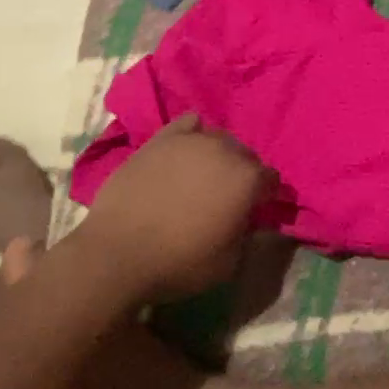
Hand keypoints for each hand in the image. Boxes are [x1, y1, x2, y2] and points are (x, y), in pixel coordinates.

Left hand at [76, 114, 271, 299]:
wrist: (116, 254)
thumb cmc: (178, 263)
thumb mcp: (229, 264)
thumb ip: (248, 235)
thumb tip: (251, 219)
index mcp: (248, 180)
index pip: (271, 180)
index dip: (264, 197)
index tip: (252, 212)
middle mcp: (226, 151)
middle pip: (246, 155)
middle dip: (243, 174)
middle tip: (225, 198)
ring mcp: (192, 140)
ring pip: (219, 138)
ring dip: (218, 156)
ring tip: (201, 177)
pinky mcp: (162, 138)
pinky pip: (188, 124)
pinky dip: (193, 135)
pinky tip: (184, 153)